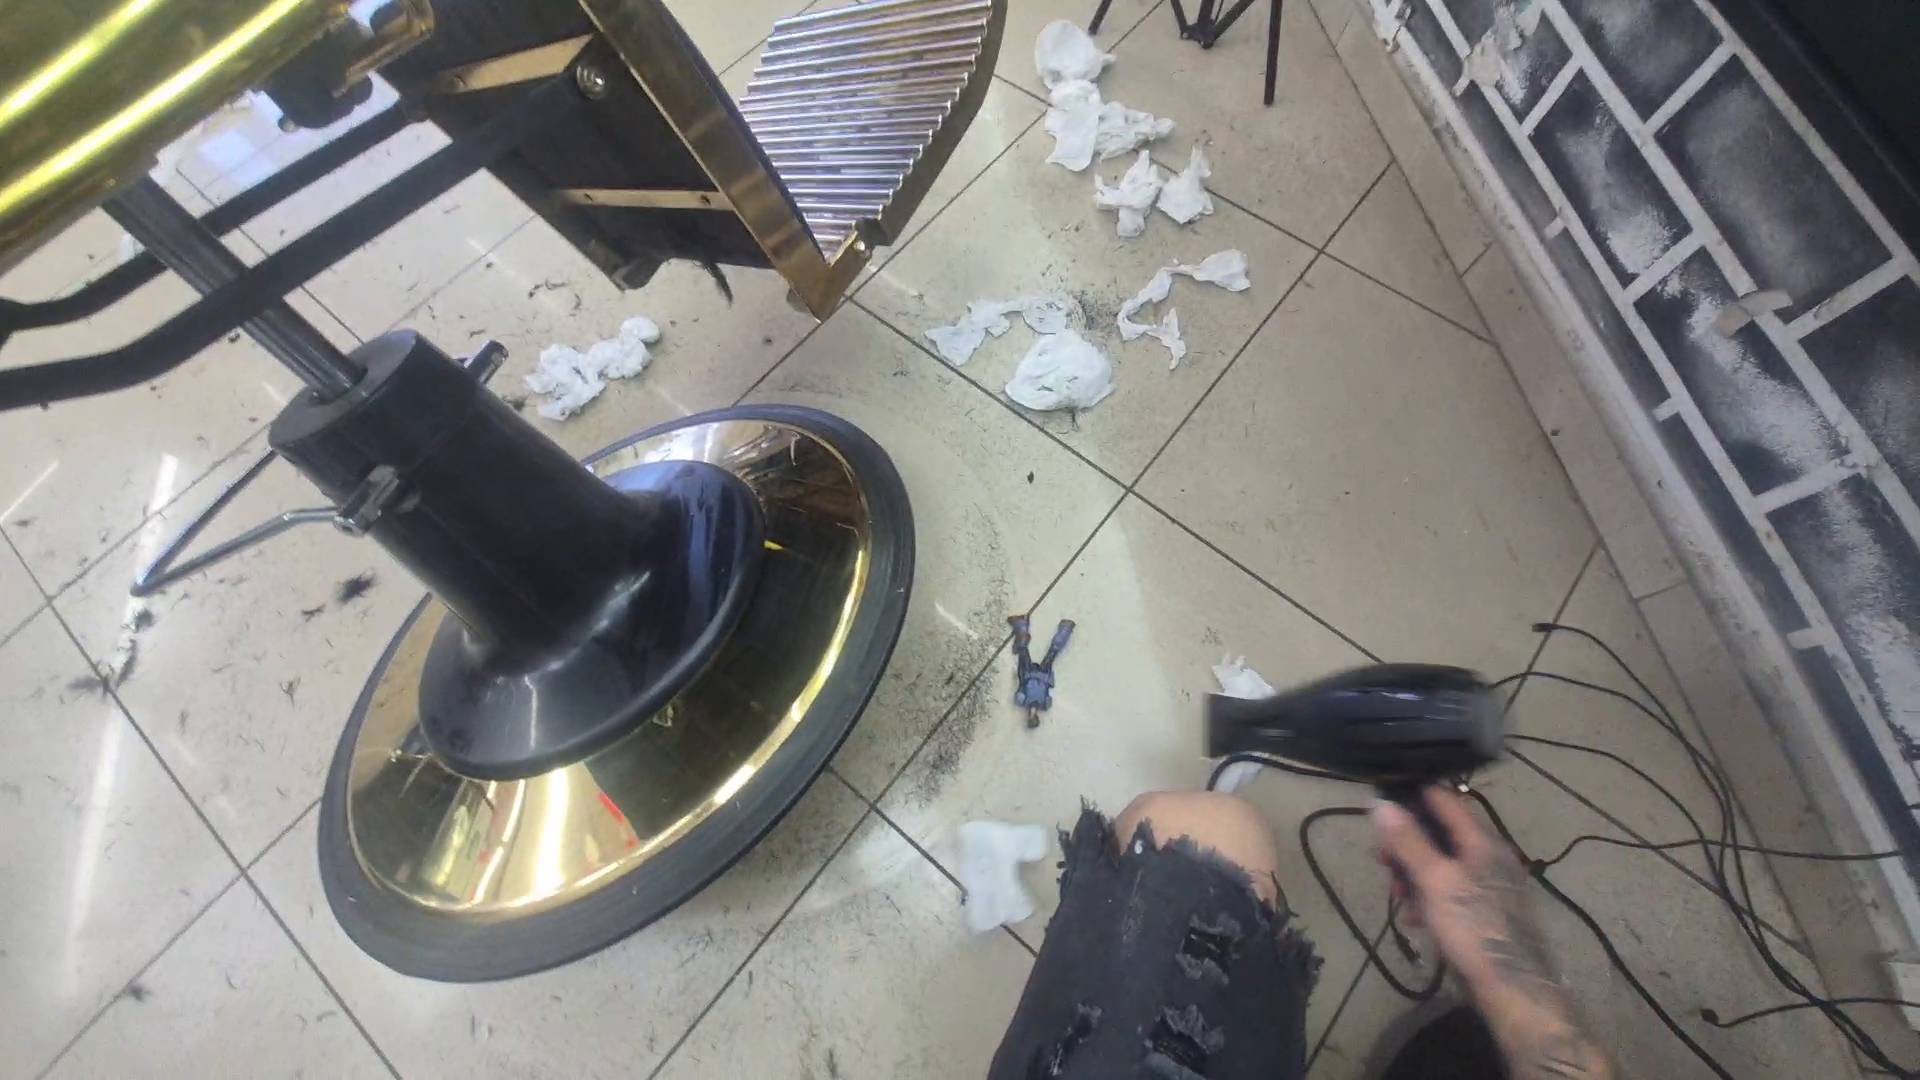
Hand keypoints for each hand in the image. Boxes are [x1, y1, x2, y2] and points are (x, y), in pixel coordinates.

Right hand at [1373, 787, 1612, 1079]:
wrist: (1513, 991)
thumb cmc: (1473, 927)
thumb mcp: (1434, 879)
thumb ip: (1407, 840)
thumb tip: (1380, 803)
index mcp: (1482, 842)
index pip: (1443, 798)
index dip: (1410, 794)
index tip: (1379, 801)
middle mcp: (1488, 856)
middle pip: (1437, 831)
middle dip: (1404, 843)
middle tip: (1383, 860)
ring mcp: (1487, 884)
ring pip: (1438, 862)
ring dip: (1411, 872)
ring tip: (1397, 894)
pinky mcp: (1482, 910)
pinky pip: (1446, 888)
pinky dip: (1426, 895)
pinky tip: (1414, 916)